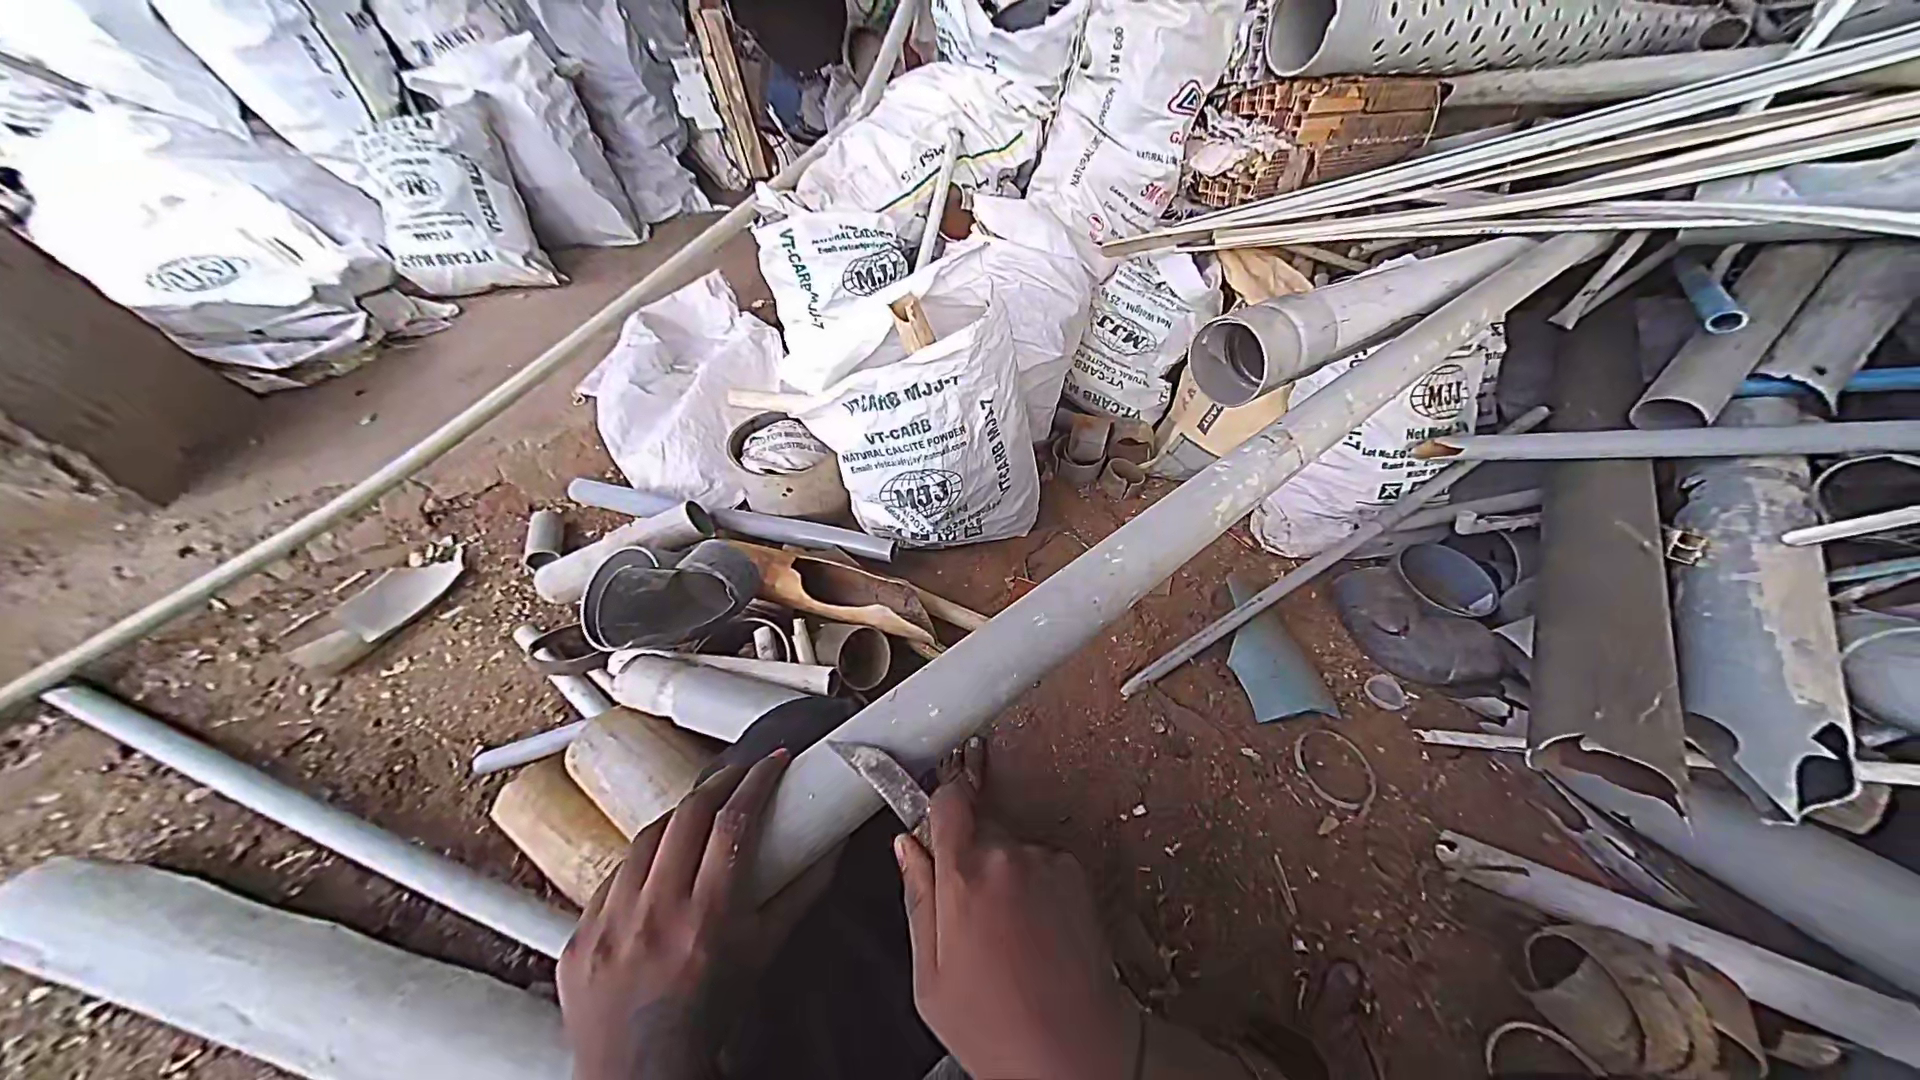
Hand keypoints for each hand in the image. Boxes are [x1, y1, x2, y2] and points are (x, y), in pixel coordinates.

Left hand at [558, 750, 823, 1079]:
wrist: (643, 1075)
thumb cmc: (710, 1014)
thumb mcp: (765, 950)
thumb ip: (802, 892)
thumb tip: (831, 848)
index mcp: (708, 918)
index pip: (735, 822)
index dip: (758, 781)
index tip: (772, 762)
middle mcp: (655, 916)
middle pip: (689, 814)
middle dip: (721, 781)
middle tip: (739, 774)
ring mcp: (610, 925)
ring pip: (648, 835)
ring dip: (680, 814)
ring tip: (701, 810)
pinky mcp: (579, 936)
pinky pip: (614, 873)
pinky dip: (643, 857)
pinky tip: (659, 860)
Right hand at [895, 762, 1140, 1079]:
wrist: (1078, 1051)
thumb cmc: (998, 1027)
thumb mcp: (930, 977)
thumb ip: (917, 896)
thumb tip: (906, 847)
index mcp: (963, 876)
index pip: (948, 800)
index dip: (941, 809)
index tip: (938, 824)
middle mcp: (1007, 856)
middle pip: (979, 824)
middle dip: (971, 854)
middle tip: (972, 908)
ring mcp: (1045, 861)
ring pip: (1011, 845)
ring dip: (1006, 871)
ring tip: (1011, 931)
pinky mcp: (1074, 871)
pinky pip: (1042, 860)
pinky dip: (1037, 883)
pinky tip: (1037, 931)